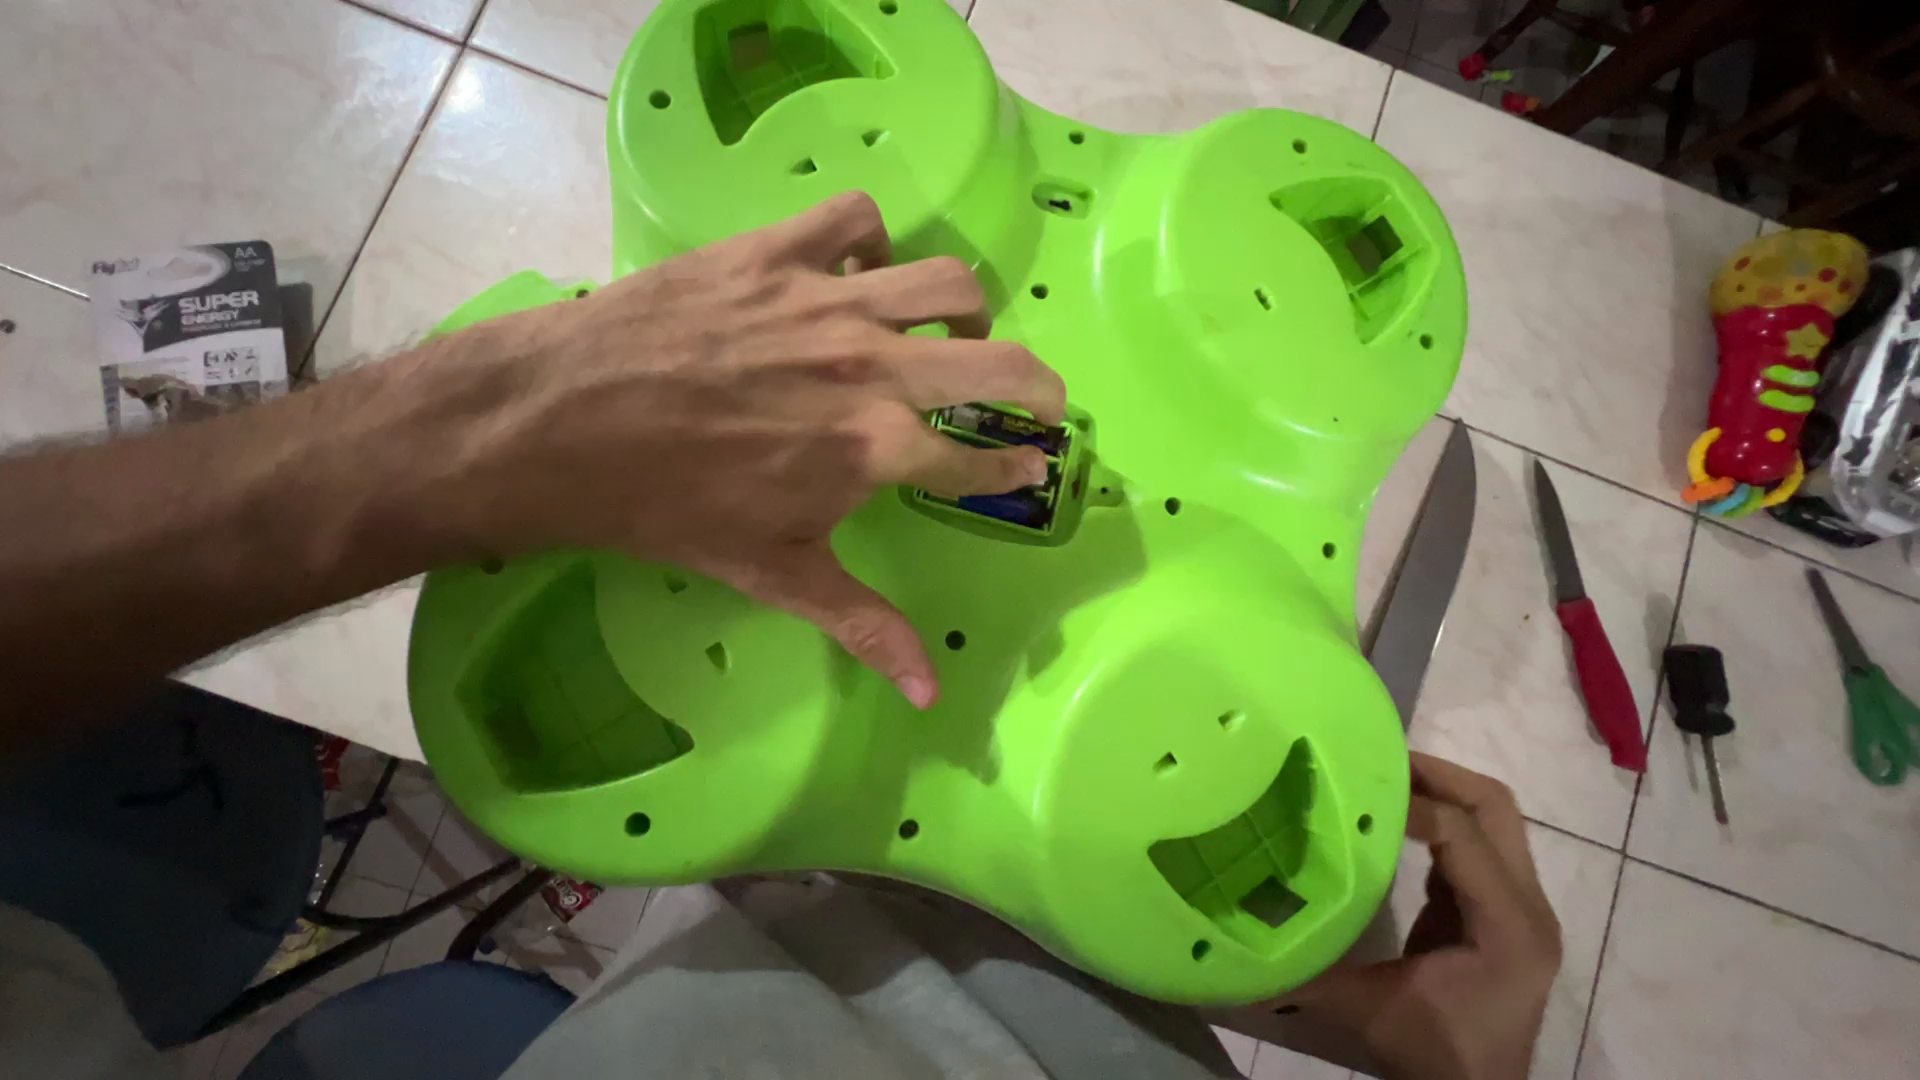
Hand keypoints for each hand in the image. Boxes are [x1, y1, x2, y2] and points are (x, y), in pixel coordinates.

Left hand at [425, 191, 1063, 708]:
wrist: (560, 426)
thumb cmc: (673, 508)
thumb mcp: (778, 573)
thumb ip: (867, 625)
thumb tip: (931, 695)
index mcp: (876, 449)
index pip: (980, 460)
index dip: (1018, 466)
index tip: (1034, 463)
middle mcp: (871, 367)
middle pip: (999, 361)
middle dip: (1039, 385)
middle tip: (1036, 398)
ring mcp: (826, 300)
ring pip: (947, 280)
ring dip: (969, 310)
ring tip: (951, 332)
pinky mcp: (774, 252)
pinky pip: (856, 221)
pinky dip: (872, 243)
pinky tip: (854, 276)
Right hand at [1285, 754, 1561, 1079]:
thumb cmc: (1432, 1053)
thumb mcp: (1365, 1007)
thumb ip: (1306, 962)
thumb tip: (1237, 928)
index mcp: (1507, 926)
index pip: (1462, 833)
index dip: (1408, 804)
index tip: (1349, 794)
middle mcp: (1528, 905)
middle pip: (1494, 805)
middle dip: (1434, 774)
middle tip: (1372, 763)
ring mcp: (1521, 904)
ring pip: (1492, 815)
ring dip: (1437, 788)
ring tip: (1377, 780)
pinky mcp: (1500, 907)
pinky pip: (1477, 838)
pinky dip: (1437, 815)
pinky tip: (1390, 817)